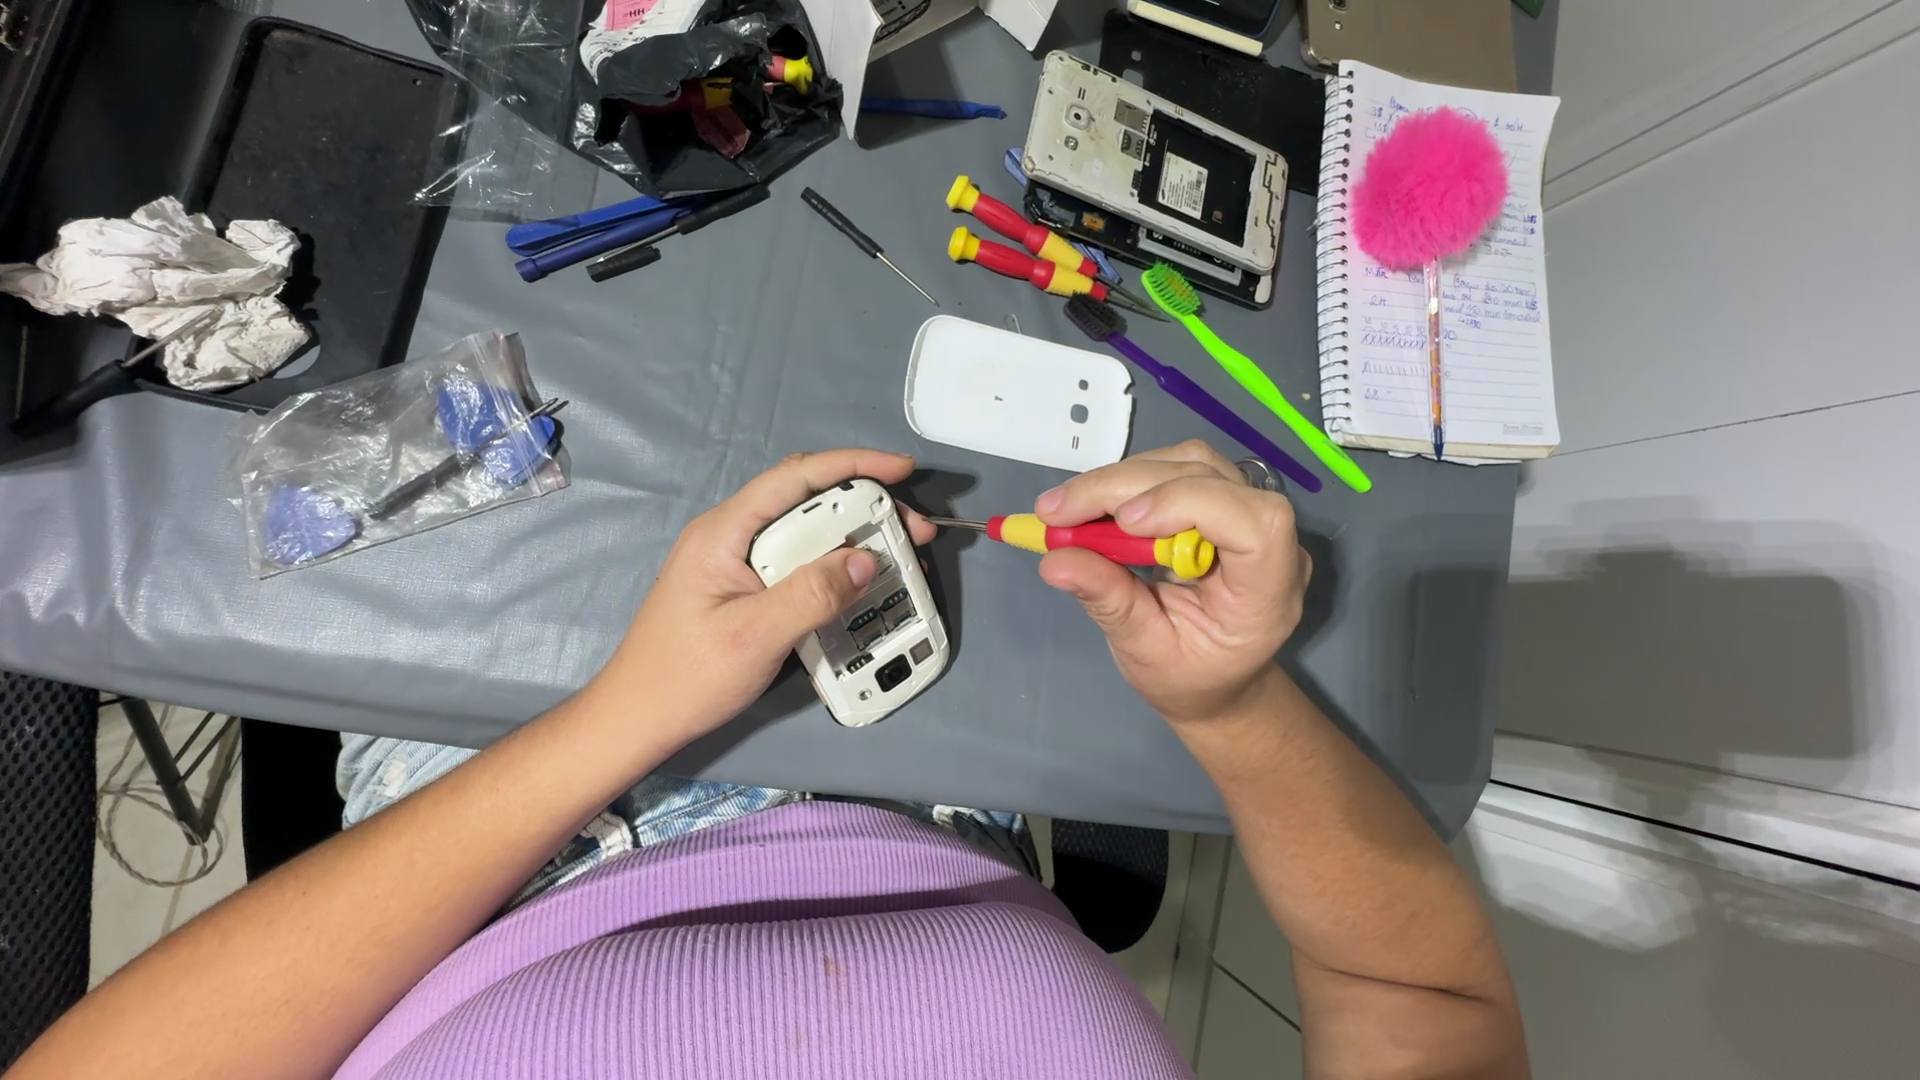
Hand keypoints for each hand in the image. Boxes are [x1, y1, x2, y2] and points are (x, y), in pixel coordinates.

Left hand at [589, 449, 934, 744]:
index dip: (853, 465)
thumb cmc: (685, 677)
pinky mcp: (748, 587)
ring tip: (899, 555)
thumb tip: (865, 560)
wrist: (639, 718)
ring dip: (855, 539)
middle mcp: (734, 535)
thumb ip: (811, 595)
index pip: (796, 477)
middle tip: (914, 529)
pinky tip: (861, 581)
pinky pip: (802, 562)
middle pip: (808, 500)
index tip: (901, 469)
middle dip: (866, 506)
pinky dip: (837, 566)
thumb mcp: (754, 635)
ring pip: (809, 533)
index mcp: (726, 531)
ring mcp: (739, 561)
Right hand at [1034, 440, 1310, 726]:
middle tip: (1055, 512)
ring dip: (1121, 478)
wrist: (1216, 681)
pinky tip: (1092, 504)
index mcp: (1267, 594)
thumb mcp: (1143, 652)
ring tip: (1067, 508)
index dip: (1190, 503)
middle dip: (1124, 487)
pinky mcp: (1222, 500)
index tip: (1123, 520)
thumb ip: (1108, 602)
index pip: (1256, 523)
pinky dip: (1127, 479)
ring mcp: (1248, 514)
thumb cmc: (1188, 677)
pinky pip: (1178, 468)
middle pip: (1208, 478)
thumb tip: (1055, 562)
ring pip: (1190, 461)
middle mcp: (1271, 543)